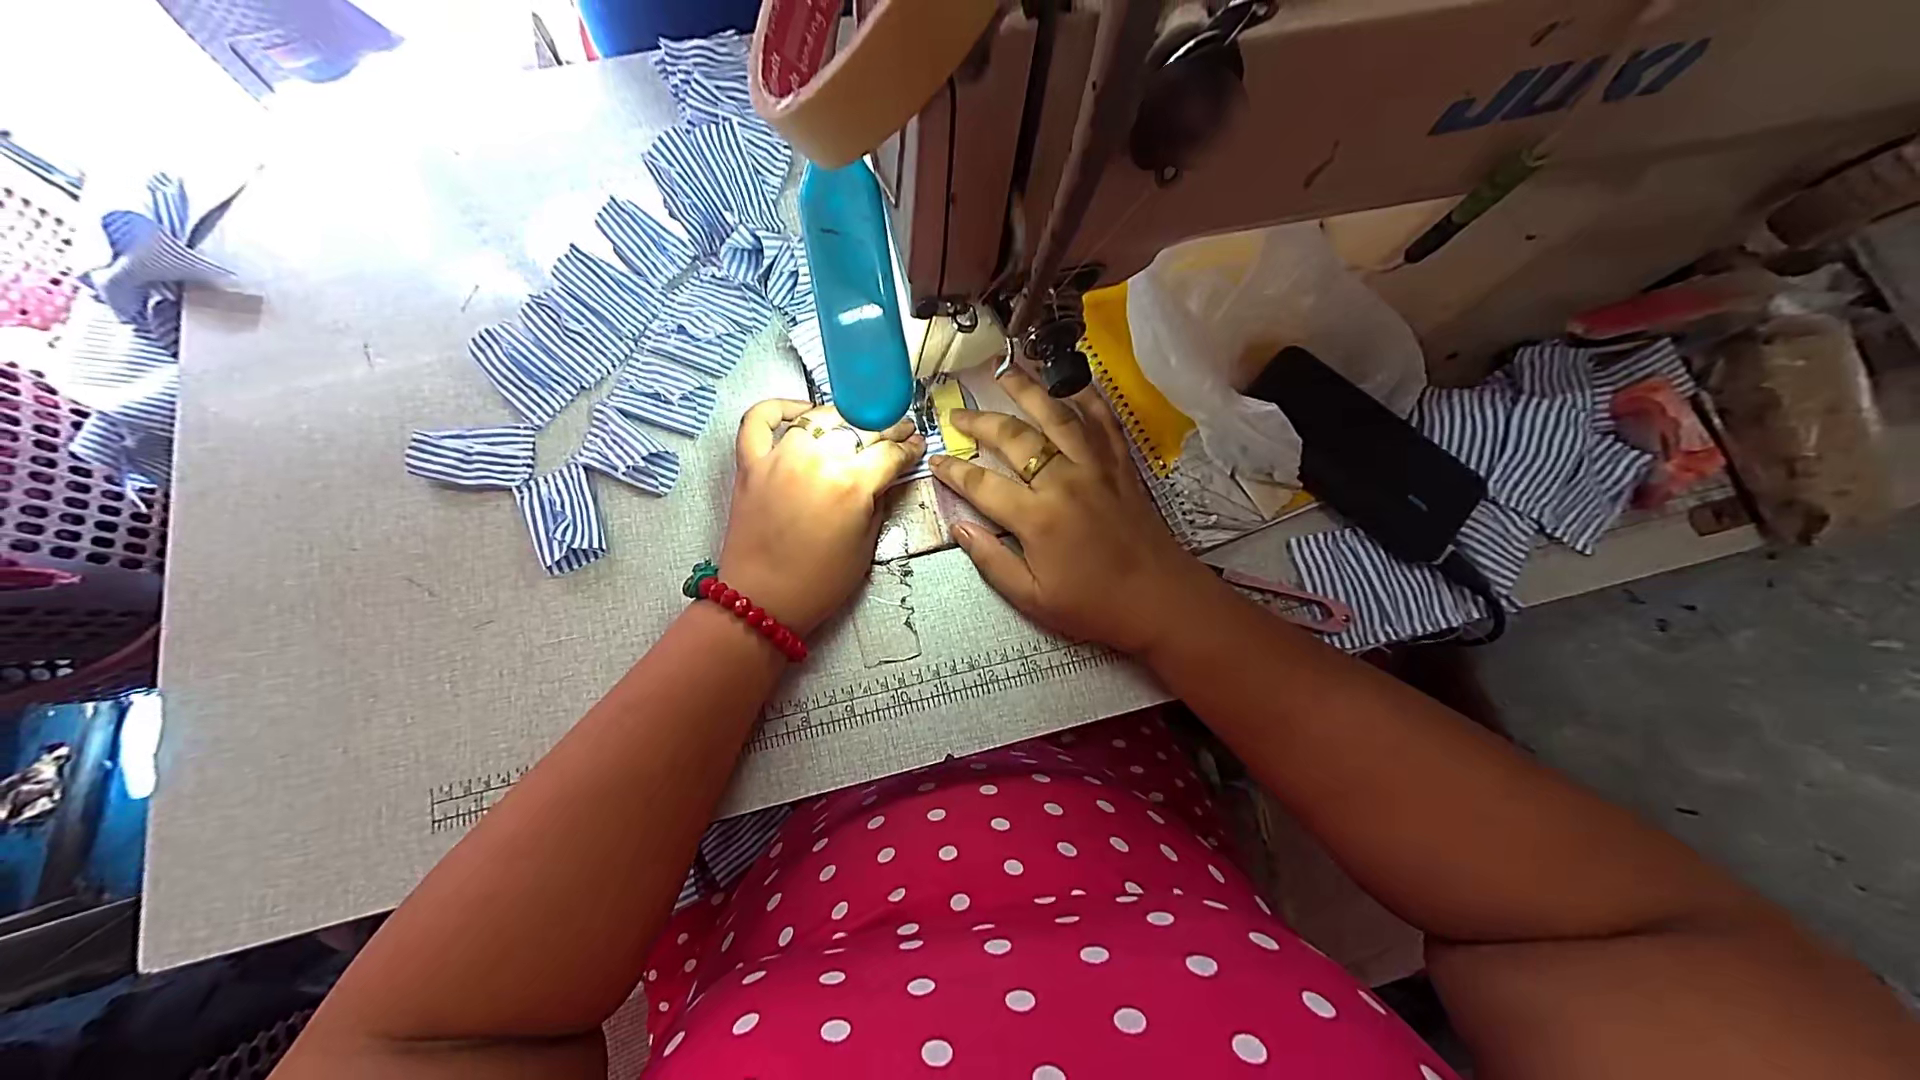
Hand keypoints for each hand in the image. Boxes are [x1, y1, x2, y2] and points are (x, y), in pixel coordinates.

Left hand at [720, 401, 923, 634]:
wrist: (763, 601)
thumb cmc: (821, 582)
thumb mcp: (866, 545)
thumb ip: (878, 501)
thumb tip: (885, 477)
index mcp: (852, 484)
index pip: (890, 452)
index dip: (909, 447)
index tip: (916, 444)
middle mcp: (817, 460)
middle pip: (860, 427)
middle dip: (885, 427)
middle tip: (896, 431)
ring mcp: (780, 457)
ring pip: (818, 417)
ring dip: (843, 417)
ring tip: (856, 423)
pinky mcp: (750, 462)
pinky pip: (760, 419)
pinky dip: (780, 407)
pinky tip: (801, 410)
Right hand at [929, 369, 1220, 654]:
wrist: (1159, 600)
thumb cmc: (1093, 605)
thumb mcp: (1032, 597)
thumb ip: (991, 560)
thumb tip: (960, 527)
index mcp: (1037, 517)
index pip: (982, 484)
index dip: (954, 471)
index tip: (937, 461)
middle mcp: (1064, 481)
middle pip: (1015, 438)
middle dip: (981, 422)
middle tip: (959, 415)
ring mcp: (1096, 467)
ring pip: (1058, 416)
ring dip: (1030, 391)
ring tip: (1007, 373)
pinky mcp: (1122, 466)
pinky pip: (1104, 421)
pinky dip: (1088, 398)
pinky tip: (1073, 383)